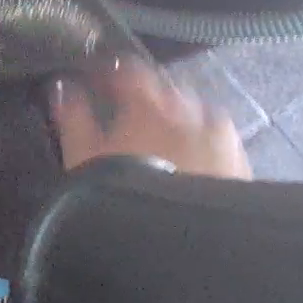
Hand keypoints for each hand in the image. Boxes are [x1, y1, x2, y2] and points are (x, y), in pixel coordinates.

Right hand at [51, 63, 250, 178]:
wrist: (172, 234)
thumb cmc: (119, 187)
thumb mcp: (81, 152)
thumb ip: (72, 114)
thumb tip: (63, 85)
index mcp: (148, 105)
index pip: (130, 70)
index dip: (112, 68)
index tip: (96, 73)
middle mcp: (189, 112)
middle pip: (167, 86)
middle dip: (148, 89)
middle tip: (128, 103)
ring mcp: (220, 136)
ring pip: (197, 109)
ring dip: (179, 111)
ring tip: (162, 126)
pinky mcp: (240, 161)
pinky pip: (220, 135)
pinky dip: (203, 134)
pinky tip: (192, 150)